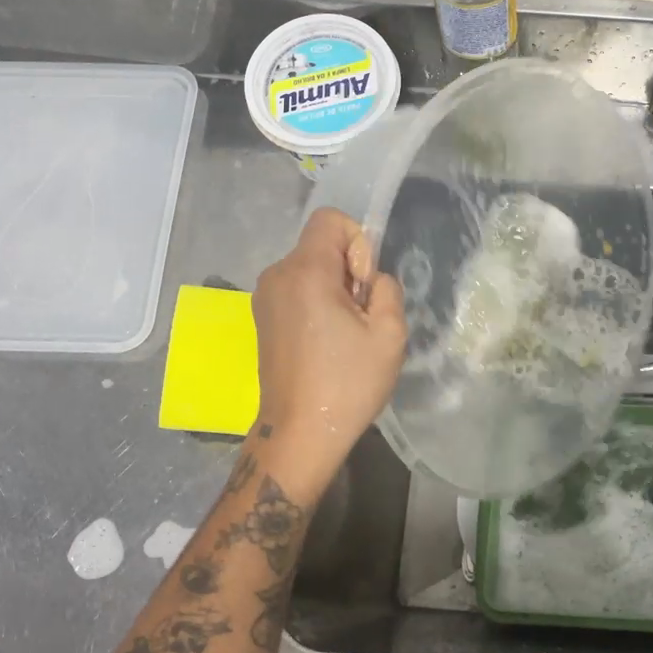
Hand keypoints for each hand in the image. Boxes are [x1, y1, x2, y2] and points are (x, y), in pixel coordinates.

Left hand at [252, 208, 406, 469]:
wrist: (301, 432)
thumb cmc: (348, 384)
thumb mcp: (389, 335)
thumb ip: (387, 291)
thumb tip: (371, 282)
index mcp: (305, 272)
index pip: (330, 220)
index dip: (358, 243)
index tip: (364, 288)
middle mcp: (277, 275)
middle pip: (319, 247)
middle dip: (348, 272)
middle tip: (360, 320)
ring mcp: (264, 298)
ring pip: (308, 271)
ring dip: (333, 292)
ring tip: (345, 337)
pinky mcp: (263, 320)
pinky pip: (296, 292)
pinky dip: (316, 306)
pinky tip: (326, 345)